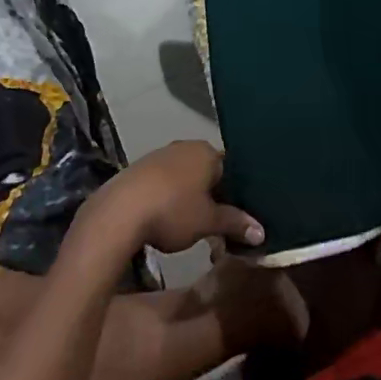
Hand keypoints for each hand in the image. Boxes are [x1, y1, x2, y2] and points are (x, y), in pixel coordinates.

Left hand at [84, 141, 263, 253]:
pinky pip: (164, 181)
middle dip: (213, 197)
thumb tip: (261, 232)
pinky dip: (170, 197)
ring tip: (190, 227)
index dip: (236, 192)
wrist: (118, 212)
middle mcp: (186, 146)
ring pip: (185, 177)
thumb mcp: (208, 222)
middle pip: (208, 172)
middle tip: (216, 225)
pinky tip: (165, 219)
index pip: (232, 168)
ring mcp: (160, 155)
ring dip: (190, 198)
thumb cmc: (172, 211)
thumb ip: (235, 223)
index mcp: (207, 152)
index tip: (238, 214)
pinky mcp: (139, 168)